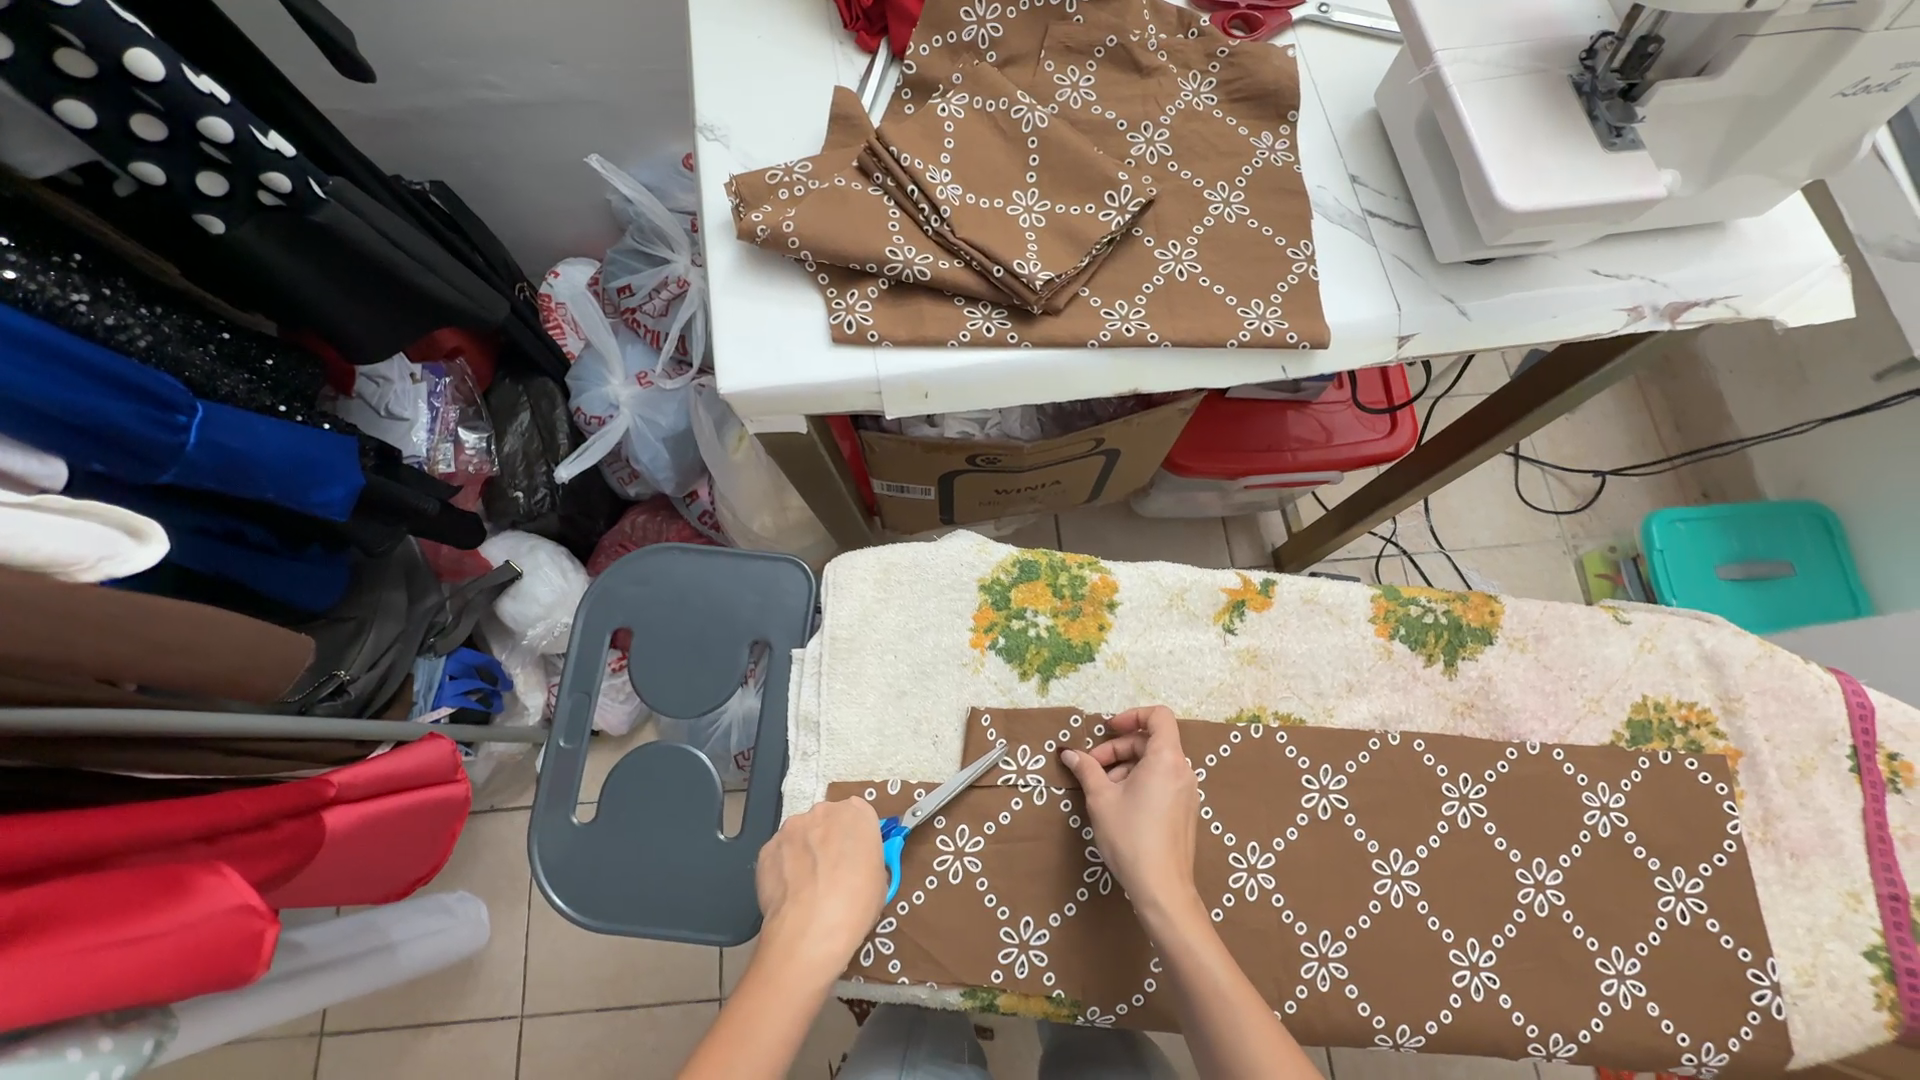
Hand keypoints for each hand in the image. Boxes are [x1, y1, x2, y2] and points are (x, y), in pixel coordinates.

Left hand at [755, 797, 887, 978]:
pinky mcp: (767, 848)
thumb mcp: (879, 879)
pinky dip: (782, 869)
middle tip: (829, 873)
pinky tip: (788, 894)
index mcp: (857, 813)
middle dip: (827, 841)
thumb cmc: (856, 903)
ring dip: (803, 853)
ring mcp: (791, 828)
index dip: (854, 838)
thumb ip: (865, 860)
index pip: (858, 815)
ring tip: (805, 887)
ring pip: (800, 836)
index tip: (853, 857)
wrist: (812, 927)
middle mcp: (823, 811)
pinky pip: (778, 854)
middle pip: (826, 821)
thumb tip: (853, 866)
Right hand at [1060, 706, 1200, 920]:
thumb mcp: (1100, 799)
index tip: (1108, 729)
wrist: (1161, 888)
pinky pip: (1162, 781)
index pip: (1159, 716)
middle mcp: (1183, 770)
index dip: (1132, 716)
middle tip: (1092, 768)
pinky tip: (1119, 805)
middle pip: (1151, 741)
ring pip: (1155, 763)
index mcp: (1166, 759)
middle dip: (1118, 748)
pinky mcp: (1185, 810)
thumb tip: (1069, 753)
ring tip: (1102, 790)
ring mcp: (1187, 791)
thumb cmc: (1130, 837)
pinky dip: (1140, 782)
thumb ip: (1086, 769)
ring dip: (1126, 767)